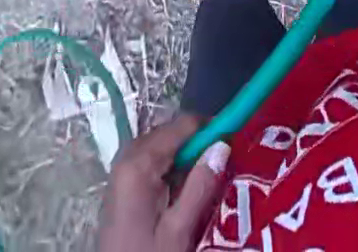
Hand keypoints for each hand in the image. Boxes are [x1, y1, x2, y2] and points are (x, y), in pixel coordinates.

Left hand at [96, 116, 230, 251]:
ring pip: (162, 149)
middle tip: (224, 162)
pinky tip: (187, 191)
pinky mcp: (123, 190)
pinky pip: (153, 164)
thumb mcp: (178, 232)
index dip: (210, 128)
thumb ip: (200, 187)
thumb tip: (223, 145)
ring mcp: (122, 174)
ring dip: (186, 157)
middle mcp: (127, 159)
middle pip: (170, 133)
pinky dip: (173, 169)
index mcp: (138, 163)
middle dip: (198, 143)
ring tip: (210, 176)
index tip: (235, 140)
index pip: (181, 125)